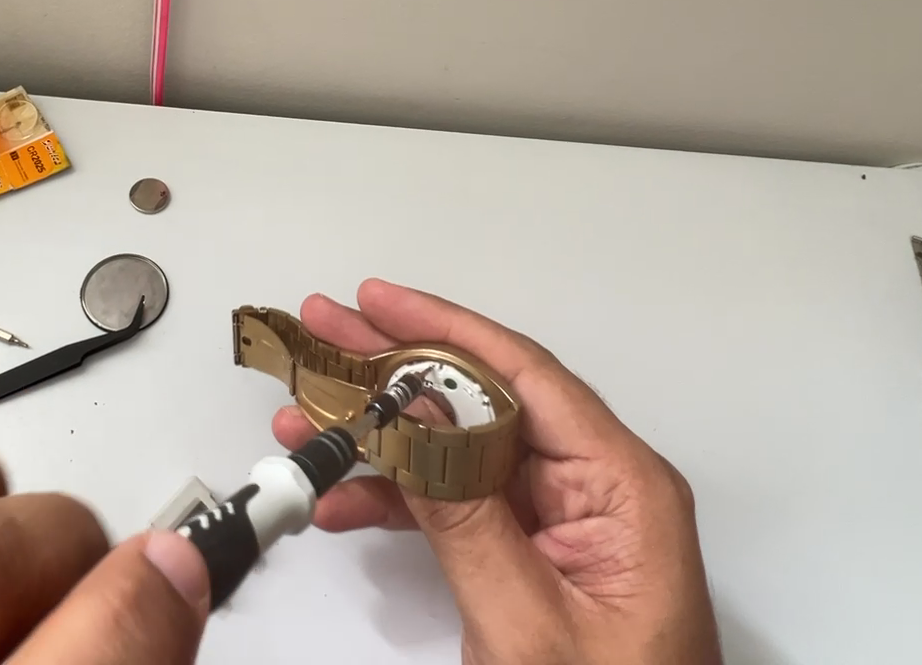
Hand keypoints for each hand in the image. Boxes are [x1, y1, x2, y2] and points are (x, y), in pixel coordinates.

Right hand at [272, 279, 719, 664]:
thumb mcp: (525, 623)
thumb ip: (465, 509)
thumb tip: (415, 404)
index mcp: (617, 480)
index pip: (522, 373)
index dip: (442, 326)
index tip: (374, 299)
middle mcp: (586, 476)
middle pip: (479, 394)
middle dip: (394, 362)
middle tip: (322, 327)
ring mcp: (551, 509)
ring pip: (453, 442)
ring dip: (377, 432)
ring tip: (304, 414)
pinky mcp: (520, 540)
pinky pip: (451, 498)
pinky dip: (393, 496)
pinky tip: (337, 500)